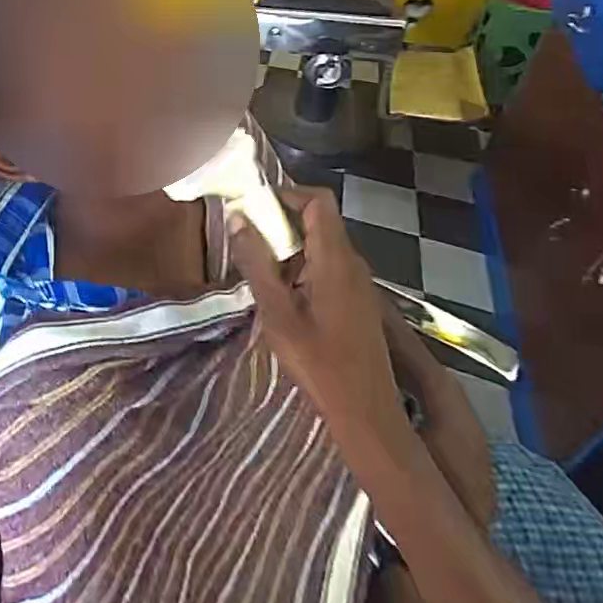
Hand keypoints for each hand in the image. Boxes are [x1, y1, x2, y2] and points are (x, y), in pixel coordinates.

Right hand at [228, 185, 402, 425]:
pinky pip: (328, 267)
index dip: (288, 193)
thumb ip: (256, 262)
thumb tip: (238, 218)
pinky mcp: (358, 300)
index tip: (254, 205)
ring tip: (258, 270)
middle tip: (245, 239)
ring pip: (322, 245)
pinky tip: (281, 296)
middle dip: (281, 222)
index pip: (319, 201)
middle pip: (319, 221)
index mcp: (335, 259)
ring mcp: (359, 282)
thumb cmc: (318, 361)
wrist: (365, 410)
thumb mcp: (276, 311)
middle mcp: (353, 263)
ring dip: (290, 248)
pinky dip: (302, 267)